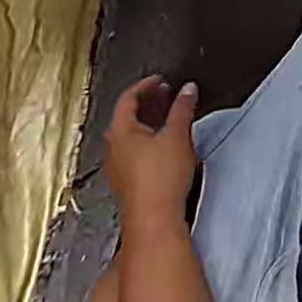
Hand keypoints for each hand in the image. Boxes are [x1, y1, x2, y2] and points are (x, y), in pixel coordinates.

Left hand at [105, 76, 198, 230]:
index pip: (127, 98)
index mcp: (120, 132)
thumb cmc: (159, 181)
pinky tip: (165, 142)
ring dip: (149, 120)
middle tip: (165, 93)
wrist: (154, 220)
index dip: (145, 85)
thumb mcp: (178, 134)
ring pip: (130, 134)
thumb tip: (187, 89)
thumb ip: (183, 107)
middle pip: (126, 116)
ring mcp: (119, 167)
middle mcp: (114, 149)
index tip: (160, 80)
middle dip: (147, 101)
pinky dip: (148, 138)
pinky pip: (134, 150)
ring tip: (169, 115)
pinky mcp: (128, 181)